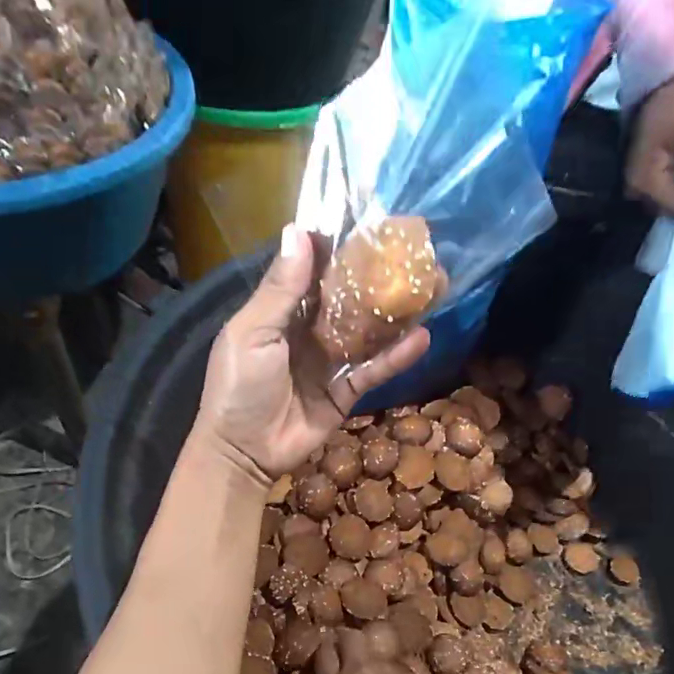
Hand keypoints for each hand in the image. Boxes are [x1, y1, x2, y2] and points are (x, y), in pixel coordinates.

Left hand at [193, 225, 430, 481]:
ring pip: (369, 331)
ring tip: (435, 286)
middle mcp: (309, 331)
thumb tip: (298, 230)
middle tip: (417, 252)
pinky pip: (373, 370)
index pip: (315, 270)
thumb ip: (280, 289)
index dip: (341, 247)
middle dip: (380, 276)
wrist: (243, 451)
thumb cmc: (238, 387)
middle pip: (350, 298)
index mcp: (281, 311)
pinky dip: (395, 356)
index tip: (375, 222)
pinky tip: (422, 337)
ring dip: (398, 311)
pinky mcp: (345, 392)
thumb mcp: (252, 333)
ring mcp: (330, 362)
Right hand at [313, 628, 454, 673]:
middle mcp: (353, 672)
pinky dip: (384, 658)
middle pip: (345, 636)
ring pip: (367, 639)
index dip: (324, 652)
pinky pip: (387, 655)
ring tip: (367, 655)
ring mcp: (380, 666)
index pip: (321, 656)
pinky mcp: (404, 667)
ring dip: (364, 642)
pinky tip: (389, 673)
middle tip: (344, 646)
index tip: (326, 655)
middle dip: (343, 637)